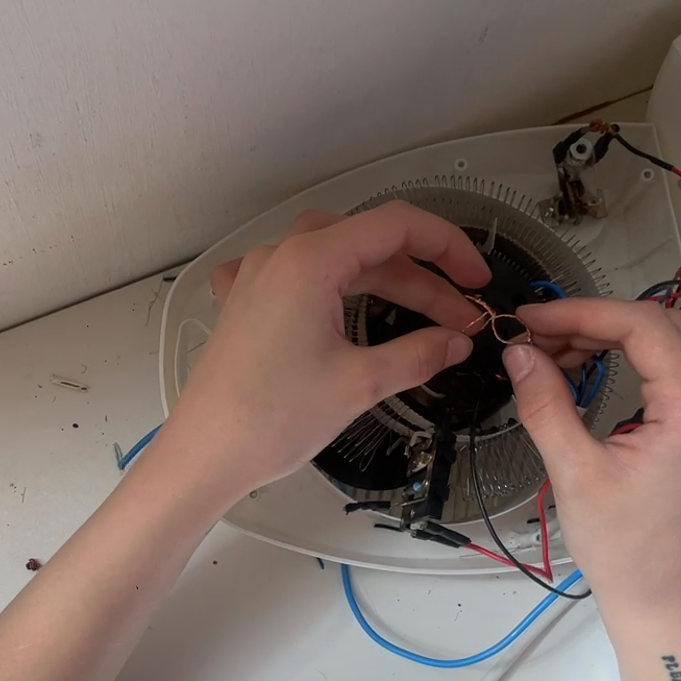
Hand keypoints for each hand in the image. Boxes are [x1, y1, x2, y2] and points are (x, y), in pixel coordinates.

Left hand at [151, 203, 490, 501]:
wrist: (205, 455)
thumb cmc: (268, 419)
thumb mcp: (358, 384)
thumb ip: (417, 355)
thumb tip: (454, 343)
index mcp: (309, 262)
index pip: (396, 226)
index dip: (448, 247)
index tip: (476, 280)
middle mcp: (280, 259)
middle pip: (369, 246)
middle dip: (421, 280)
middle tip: (458, 318)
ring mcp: (258, 281)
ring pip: (336, 263)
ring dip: (382, 286)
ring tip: (420, 322)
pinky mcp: (246, 309)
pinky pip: (297, 280)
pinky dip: (334, 291)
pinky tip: (339, 305)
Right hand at [505, 299, 680, 615]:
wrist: (654, 592)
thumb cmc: (621, 544)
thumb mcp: (574, 471)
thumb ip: (546, 404)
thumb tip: (519, 354)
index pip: (642, 327)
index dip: (581, 313)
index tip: (531, 320)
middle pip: (659, 326)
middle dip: (593, 322)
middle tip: (537, 338)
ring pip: (671, 341)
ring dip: (614, 336)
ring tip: (559, 352)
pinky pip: (676, 367)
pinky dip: (633, 357)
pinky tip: (594, 369)